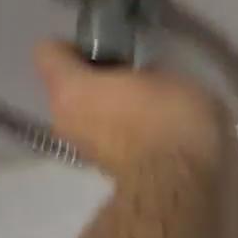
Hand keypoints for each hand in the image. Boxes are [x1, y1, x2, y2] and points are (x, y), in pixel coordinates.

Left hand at [34, 42, 237, 176]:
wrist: (186, 187)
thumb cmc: (176, 124)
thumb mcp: (179, 83)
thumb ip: (152, 77)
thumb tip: (146, 81)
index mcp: (70, 85)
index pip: (51, 51)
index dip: (80, 49)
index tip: (112, 55)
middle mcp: (63, 117)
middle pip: (75, 93)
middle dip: (105, 92)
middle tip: (144, 95)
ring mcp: (84, 151)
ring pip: (96, 124)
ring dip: (122, 122)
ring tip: (162, 127)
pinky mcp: (109, 176)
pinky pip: (118, 150)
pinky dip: (137, 147)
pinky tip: (169, 150)